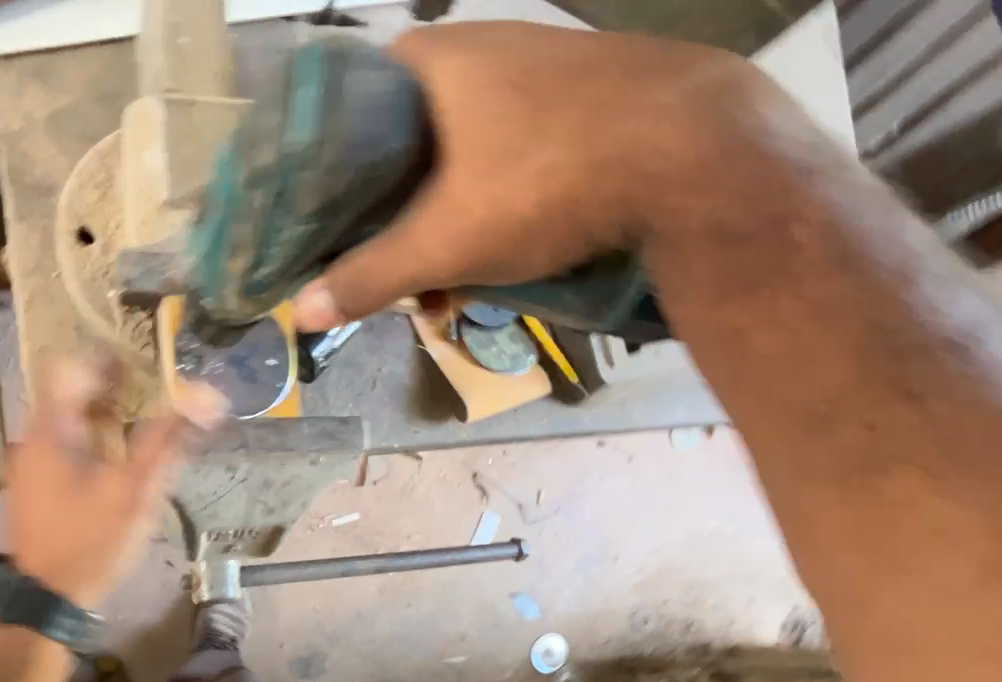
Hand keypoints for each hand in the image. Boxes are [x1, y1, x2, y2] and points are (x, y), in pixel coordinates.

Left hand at [3, 358, 220, 610]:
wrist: (45, 599)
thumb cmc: (91, 540)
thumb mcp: (137, 490)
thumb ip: (171, 440)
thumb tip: (209, 396)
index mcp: (51, 428)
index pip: (73, 367)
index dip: (108, 360)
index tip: (142, 365)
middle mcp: (31, 438)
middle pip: (66, 392)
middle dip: (108, 388)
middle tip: (147, 394)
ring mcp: (26, 465)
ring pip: (62, 421)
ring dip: (98, 416)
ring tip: (136, 427)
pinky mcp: (30, 489)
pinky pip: (58, 446)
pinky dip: (86, 441)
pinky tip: (112, 463)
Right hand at [293, 22, 800, 330]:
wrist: (701, 157)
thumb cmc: (549, 181)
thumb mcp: (446, 241)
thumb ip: (370, 276)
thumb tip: (301, 312)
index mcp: (433, 60)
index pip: (347, 100)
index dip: (327, 162)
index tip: (320, 214)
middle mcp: (482, 49)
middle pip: (403, 138)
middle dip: (392, 212)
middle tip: (386, 263)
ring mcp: (538, 70)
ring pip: (458, 153)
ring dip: (443, 220)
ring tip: (444, 283)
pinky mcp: (582, 99)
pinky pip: (510, 153)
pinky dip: (492, 202)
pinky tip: (501, 254)